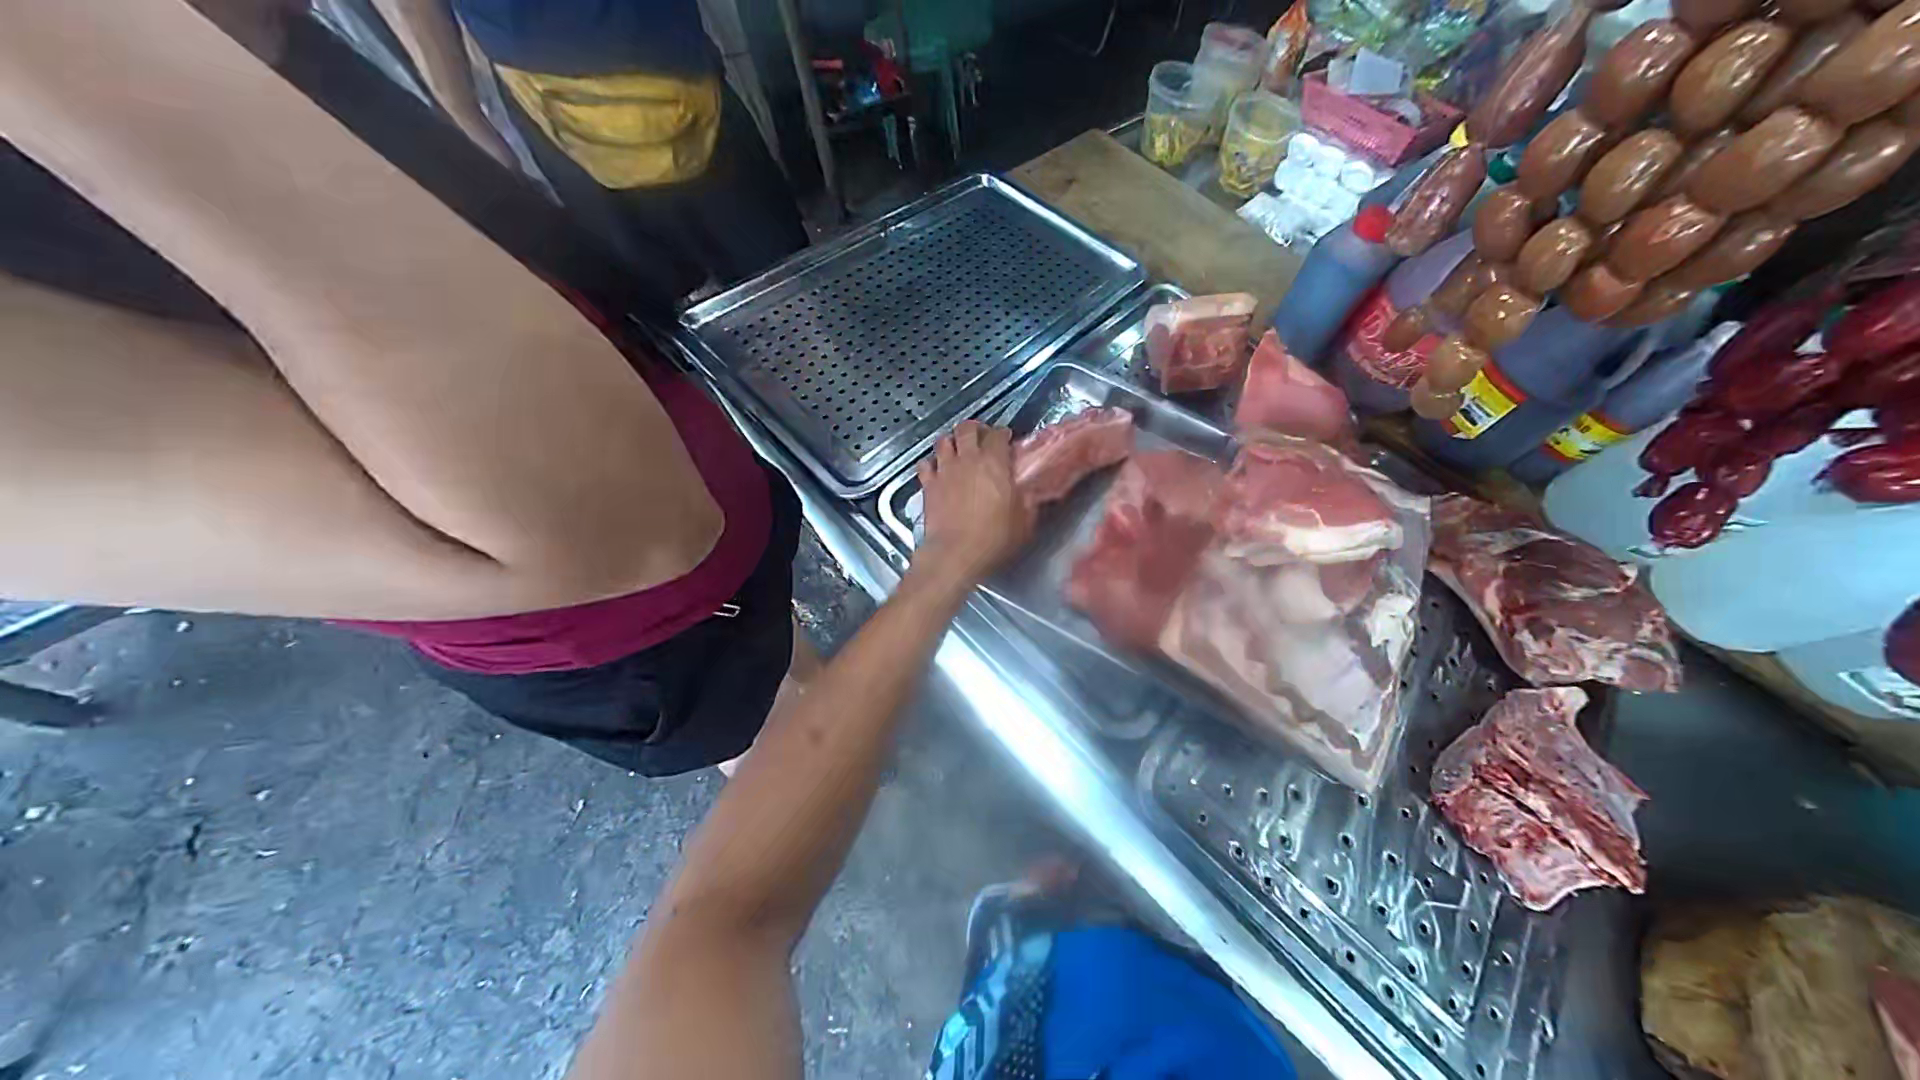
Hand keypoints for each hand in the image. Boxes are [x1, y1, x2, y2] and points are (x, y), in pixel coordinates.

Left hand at [913, 421, 1033, 590]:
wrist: (957, 553)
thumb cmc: (994, 538)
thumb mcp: (1024, 520)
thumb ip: (1028, 500)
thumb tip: (1033, 494)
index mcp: (994, 463)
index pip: (998, 434)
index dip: (1002, 433)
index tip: (1006, 438)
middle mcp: (967, 460)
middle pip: (966, 428)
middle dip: (974, 428)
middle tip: (980, 436)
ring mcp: (945, 470)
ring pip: (943, 441)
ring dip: (951, 441)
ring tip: (957, 449)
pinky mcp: (928, 485)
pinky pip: (925, 464)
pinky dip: (930, 463)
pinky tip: (936, 469)